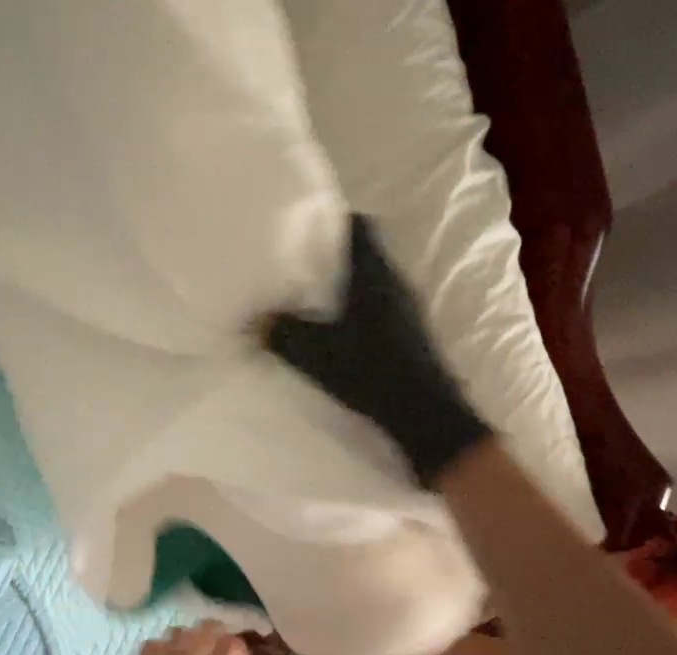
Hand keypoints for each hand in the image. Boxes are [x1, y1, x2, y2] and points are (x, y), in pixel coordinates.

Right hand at [264, 214, 489, 487]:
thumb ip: (281, 332)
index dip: (331, 220)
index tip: (302, 227)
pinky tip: (335, 329)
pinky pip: (378, 305)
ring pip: (371, 280)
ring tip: (310, 297)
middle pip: (363, 252)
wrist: (423, 413)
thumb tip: (253, 319)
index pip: (357, 226)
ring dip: (344, 284)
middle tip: (297, 264)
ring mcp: (406, 307)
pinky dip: (355, 308)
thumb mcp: (314, 353)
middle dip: (331, 255)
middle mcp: (394, 282)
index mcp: (372, 274)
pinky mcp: (410, 331)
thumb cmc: (369, 372)